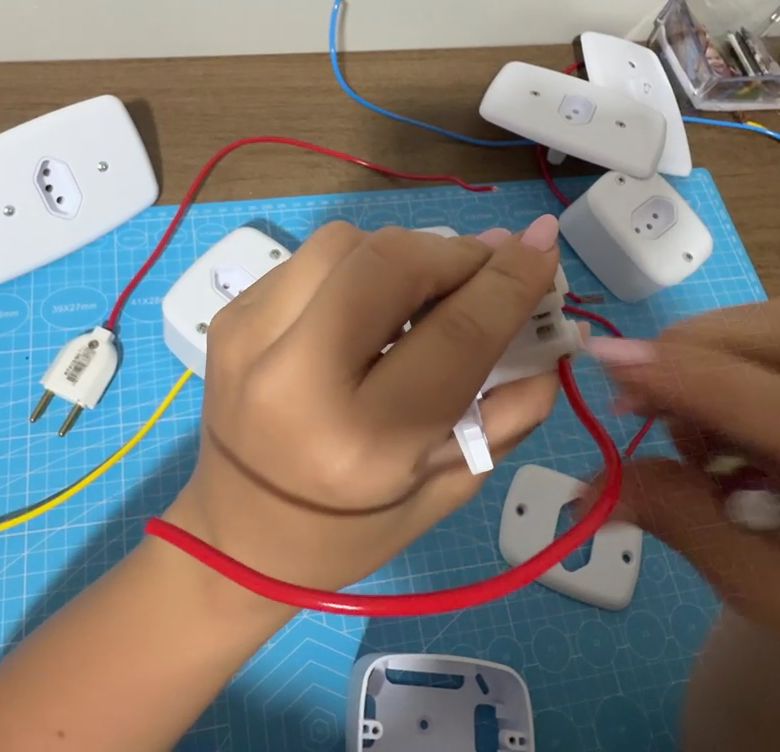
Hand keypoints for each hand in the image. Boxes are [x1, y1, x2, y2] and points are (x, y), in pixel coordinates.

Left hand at [160, 216, 564, 593]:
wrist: (234, 537)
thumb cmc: (350, 531)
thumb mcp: (448, 488)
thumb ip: (510, 408)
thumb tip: (549, 325)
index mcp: (362, 442)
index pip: (456, 334)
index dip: (510, 283)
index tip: (542, 248)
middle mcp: (295, 378)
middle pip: (392, 262)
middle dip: (455, 253)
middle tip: (487, 266)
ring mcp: (250, 336)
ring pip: (346, 242)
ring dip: (403, 254)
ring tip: (426, 290)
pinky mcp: (229, 316)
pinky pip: (311, 259)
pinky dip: (356, 267)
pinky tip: (367, 306)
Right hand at [587, 298, 779, 654]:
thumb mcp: (747, 586)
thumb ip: (677, 519)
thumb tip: (588, 485)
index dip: (701, 383)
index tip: (612, 366)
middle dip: (698, 347)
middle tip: (627, 388)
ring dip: (705, 350)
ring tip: (672, 418)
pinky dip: (719, 354)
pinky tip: (703, 410)